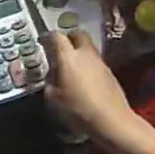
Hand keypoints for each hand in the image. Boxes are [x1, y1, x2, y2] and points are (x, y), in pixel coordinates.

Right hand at [45, 31, 154, 153]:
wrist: (111, 119)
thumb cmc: (78, 109)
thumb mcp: (53, 99)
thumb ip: (49, 82)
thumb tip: (52, 74)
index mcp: (68, 57)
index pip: (57, 36)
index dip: (48, 37)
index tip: (43, 42)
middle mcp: (85, 53)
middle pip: (78, 34)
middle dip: (68, 37)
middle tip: (60, 47)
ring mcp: (100, 61)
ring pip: (88, 47)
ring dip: (79, 50)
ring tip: (71, 65)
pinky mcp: (109, 71)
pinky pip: (95, 60)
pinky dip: (88, 63)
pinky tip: (84, 78)